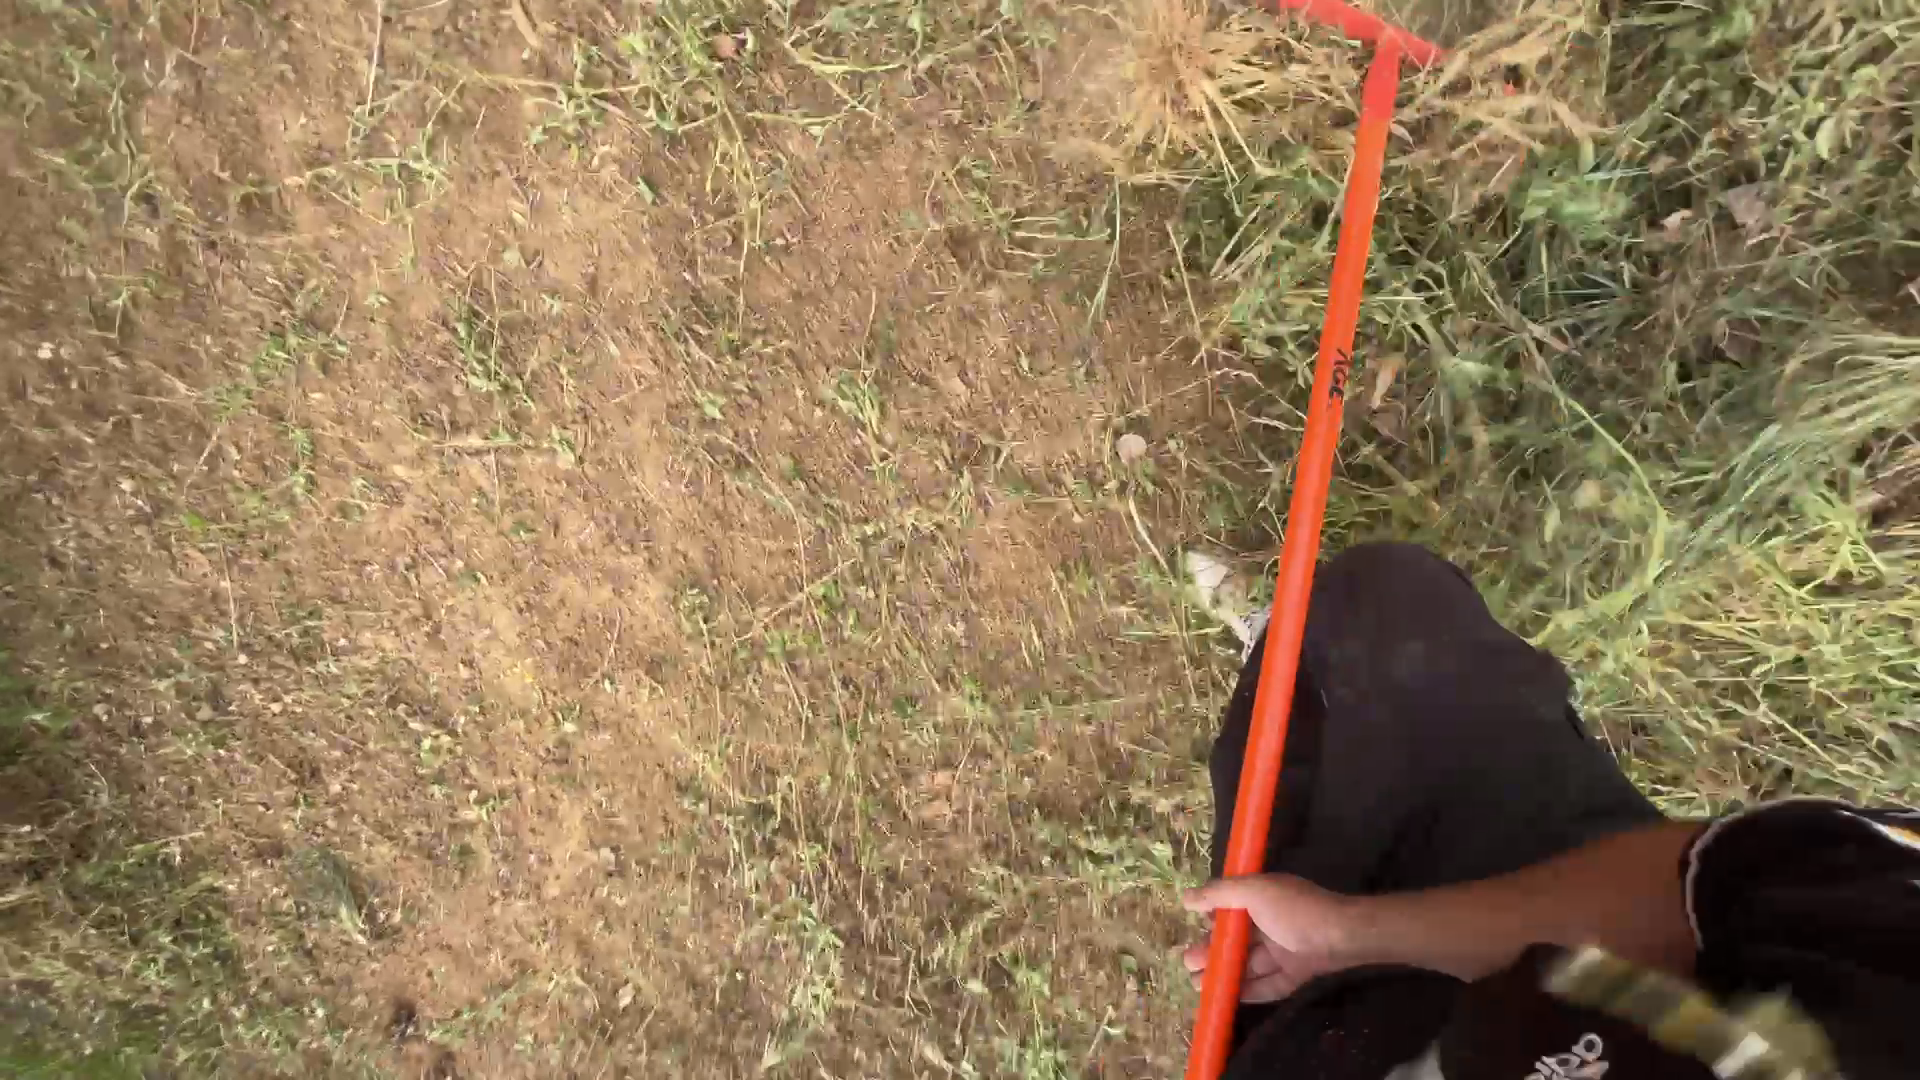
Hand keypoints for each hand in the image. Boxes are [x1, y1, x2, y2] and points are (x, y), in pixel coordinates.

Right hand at [1181, 874, 1361, 1002]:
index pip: (1227, 908)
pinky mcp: (1295, 974)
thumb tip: (1186, 898)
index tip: (1194, 927)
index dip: (1210, 920)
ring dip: (1225, 973)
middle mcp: (1268, 922)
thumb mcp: (1253, 892)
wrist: (1345, 935)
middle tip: (1188, 964)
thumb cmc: (1294, 909)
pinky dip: (1250, 990)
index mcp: (1258, 897)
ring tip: (1199, 985)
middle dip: (1210, 953)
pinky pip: (1269, 984)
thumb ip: (1219, 894)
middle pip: (1234, 940)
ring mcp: (1282, 949)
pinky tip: (1231, 997)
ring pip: (1248, 964)